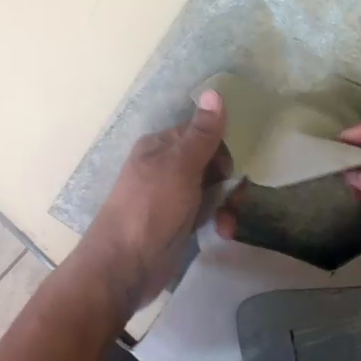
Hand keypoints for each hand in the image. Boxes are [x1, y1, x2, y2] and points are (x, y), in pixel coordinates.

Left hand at [70, 88, 229, 314]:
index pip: (200, 132)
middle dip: (228, 177)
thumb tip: (214, 91)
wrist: (123, 270)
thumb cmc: (150, 209)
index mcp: (160, 146)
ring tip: (229, 220)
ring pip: (210, 188)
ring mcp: (171, 197)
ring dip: (226, 201)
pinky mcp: (177, 224)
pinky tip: (223, 232)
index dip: (221, 146)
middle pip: (209, 160)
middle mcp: (165, 167)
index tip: (232, 167)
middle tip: (236, 196)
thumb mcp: (179, 167)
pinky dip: (218, 219)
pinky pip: (205, 212)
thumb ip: (202, 134)